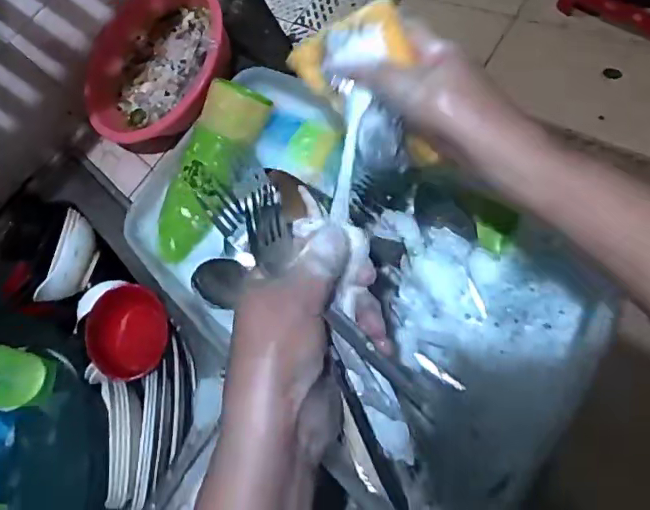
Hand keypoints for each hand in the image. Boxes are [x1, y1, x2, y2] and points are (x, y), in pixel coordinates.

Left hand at [223, 222, 384, 473]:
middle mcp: (287, 299)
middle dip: (353, 282)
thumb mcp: (294, 300)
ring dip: (366, 313)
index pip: (299, 251)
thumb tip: (335, 228)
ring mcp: (310, 328)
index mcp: (267, 280)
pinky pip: (356, 335)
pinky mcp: (332, 355)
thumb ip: (317, 266)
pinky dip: (371, 339)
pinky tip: (381, 346)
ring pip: (347, 305)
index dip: (327, 247)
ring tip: (374, 330)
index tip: (354, 245)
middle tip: (369, 283)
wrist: (282, 421)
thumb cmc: (278, 349)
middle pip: (328, 277)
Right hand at [333, 13, 535, 174]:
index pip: (401, 26)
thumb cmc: (453, 112)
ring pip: (400, 86)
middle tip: (334, 71)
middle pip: (397, 58)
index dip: (370, 29)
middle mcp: (442, 66)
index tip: (341, 40)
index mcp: (438, 48)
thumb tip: (331, 63)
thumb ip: (366, 72)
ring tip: (343, 96)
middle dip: (366, 64)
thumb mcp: (403, 85)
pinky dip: (388, 113)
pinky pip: (407, 110)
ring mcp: (444, 95)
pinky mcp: (444, 121)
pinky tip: (368, 120)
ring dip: (375, 92)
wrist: (502, 159)